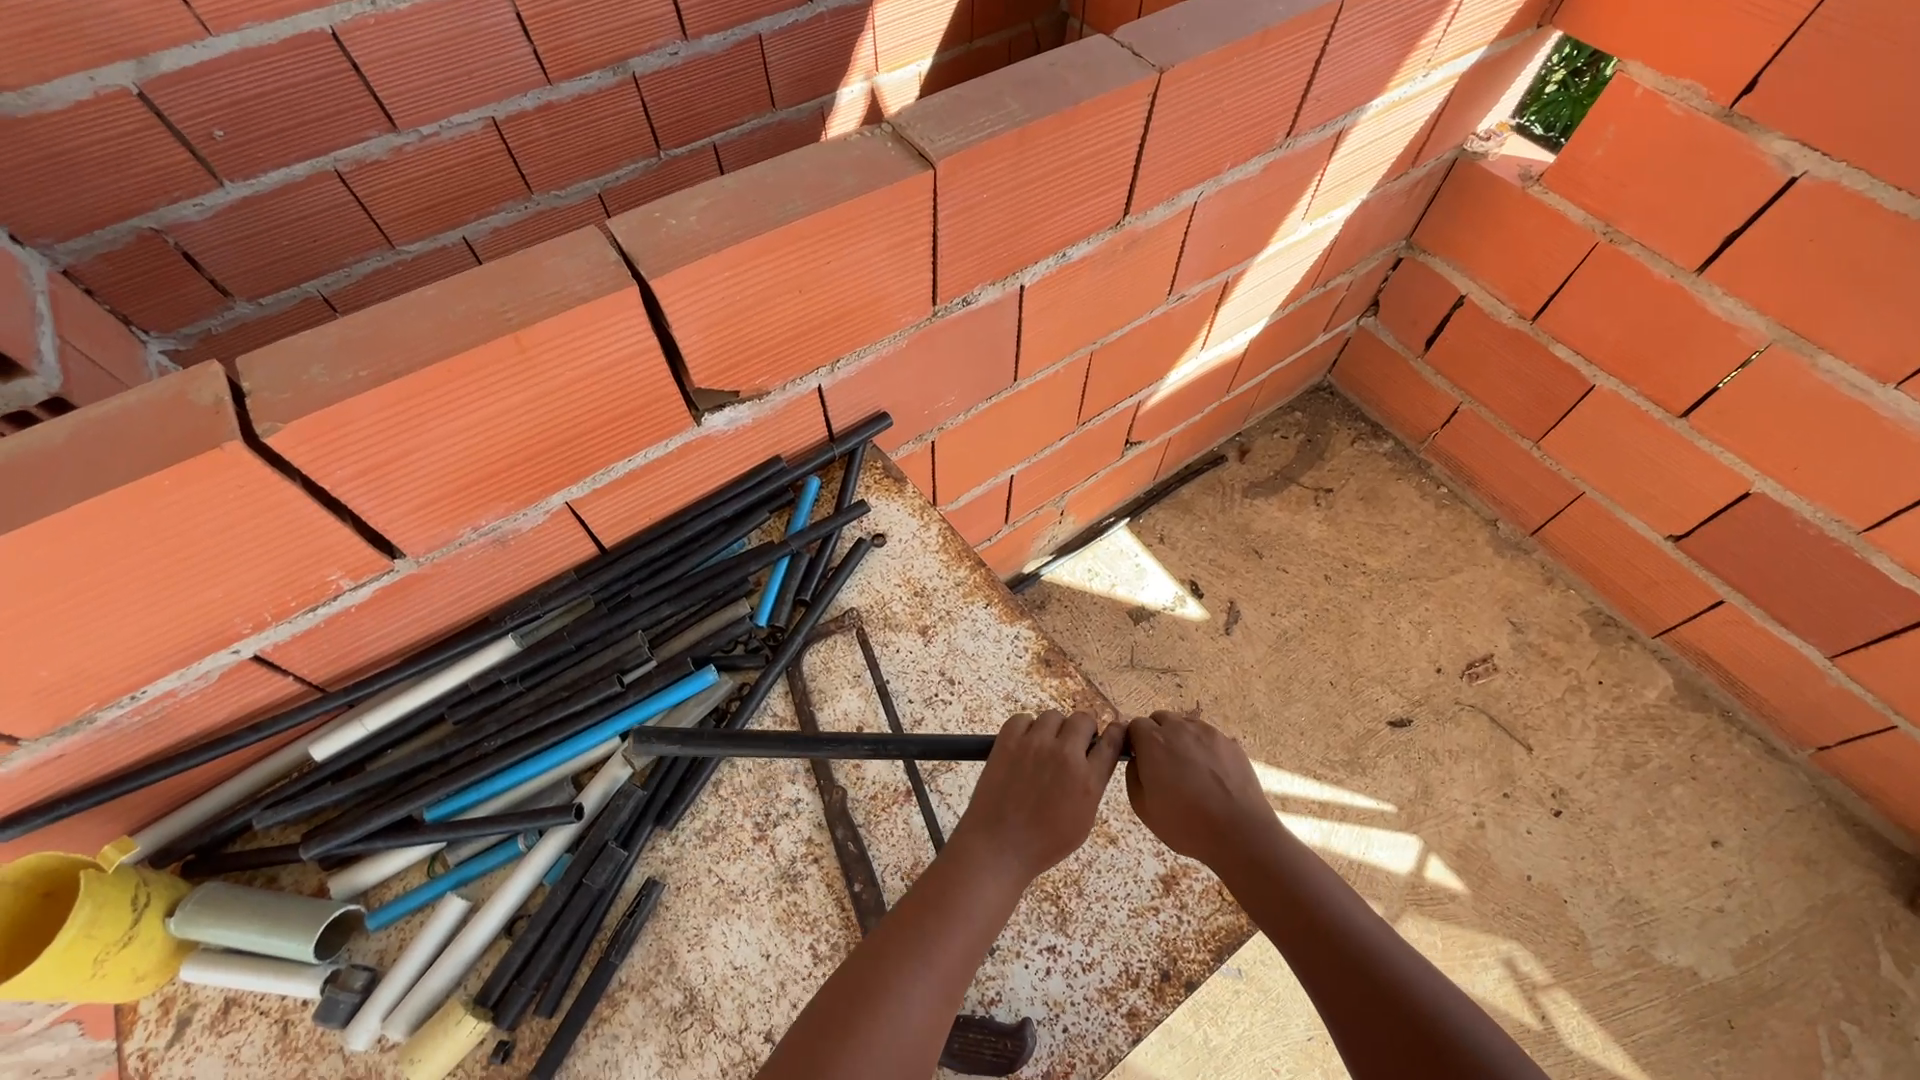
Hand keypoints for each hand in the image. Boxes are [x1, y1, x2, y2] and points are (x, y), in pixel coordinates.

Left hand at [948, 710, 1127, 883]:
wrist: (998, 846)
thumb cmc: (1043, 843)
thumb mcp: (1083, 821)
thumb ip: (1091, 786)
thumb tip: (1094, 763)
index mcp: (1088, 779)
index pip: (1112, 741)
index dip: (1115, 732)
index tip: (1112, 731)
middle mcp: (1065, 755)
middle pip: (1083, 719)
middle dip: (1081, 730)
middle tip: (1070, 745)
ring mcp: (1035, 745)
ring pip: (1053, 716)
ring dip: (1052, 729)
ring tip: (1043, 748)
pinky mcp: (1008, 741)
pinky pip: (1022, 719)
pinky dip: (1024, 729)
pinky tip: (1022, 746)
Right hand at [1124, 711, 1279, 870]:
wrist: (1238, 833)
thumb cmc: (1184, 823)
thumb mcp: (1142, 806)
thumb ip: (1132, 774)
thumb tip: (1138, 760)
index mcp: (1154, 741)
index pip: (1135, 725)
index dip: (1135, 742)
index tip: (1140, 760)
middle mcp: (1180, 729)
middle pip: (1161, 719)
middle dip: (1157, 736)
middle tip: (1163, 766)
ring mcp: (1209, 733)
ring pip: (1186, 726)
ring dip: (1181, 740)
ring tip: (1189, 770)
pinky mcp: (1230, 743)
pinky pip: (1209, 738)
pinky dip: (1204, 749)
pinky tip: (1211, 775)